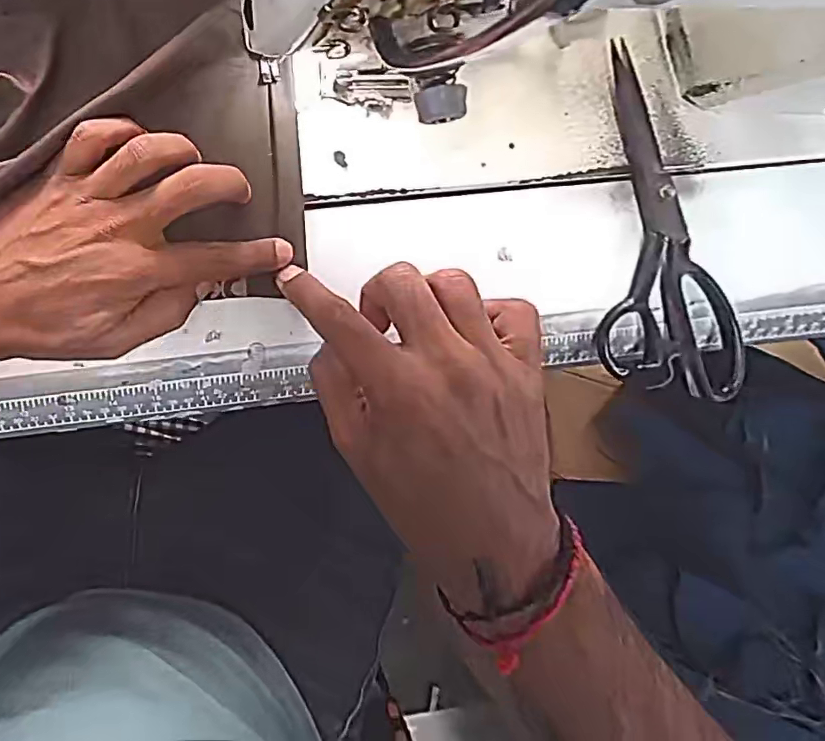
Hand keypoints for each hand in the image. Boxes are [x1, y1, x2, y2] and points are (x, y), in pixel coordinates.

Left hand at [0, 119, 292, 391]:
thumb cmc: (35, 323)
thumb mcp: (112, 342)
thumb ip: (163, 315)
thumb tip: (194, 292)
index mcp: (135, 270)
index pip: (212, 258)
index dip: (253, 255)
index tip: (272, 249)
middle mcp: (118, 226)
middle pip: (192, 187)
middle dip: (229, 182)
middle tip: (237, 188)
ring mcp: (88, 196)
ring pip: (147, 153)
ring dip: (180, 149)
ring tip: (192, 158)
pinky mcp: (60, 179)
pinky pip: (92, 137)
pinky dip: (118, 130)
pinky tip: (131, 140)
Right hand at [277, 262, 558, 612]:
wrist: (495, 543)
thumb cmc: (428, 506)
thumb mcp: (354, 448)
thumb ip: (333, 385)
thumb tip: (329, 346)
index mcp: (398, 390)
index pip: (339, 319)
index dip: (308, 292)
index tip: (298, 281)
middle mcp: (447, 367)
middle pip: (400, 281)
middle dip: (374, 292)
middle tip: (374, 320)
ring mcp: (492, 365)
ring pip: (453, 282)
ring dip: (425, 294)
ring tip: (420, 322)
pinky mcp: (526, 371)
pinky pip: (513, 308)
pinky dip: (487, 309)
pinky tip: (469, 331)